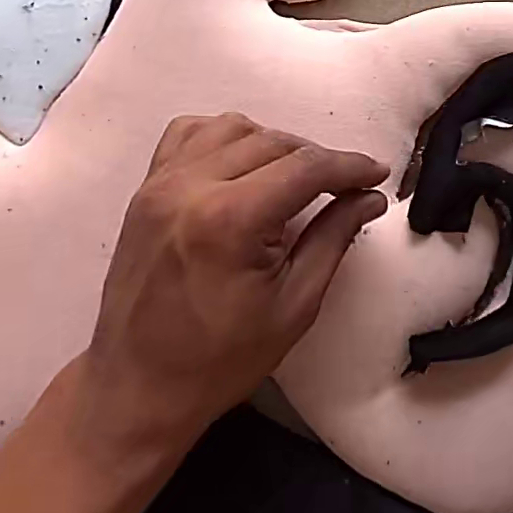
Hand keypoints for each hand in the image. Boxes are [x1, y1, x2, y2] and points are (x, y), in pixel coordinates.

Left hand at [82, 113, 389, 444]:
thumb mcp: (294, 306)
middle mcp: (190, 186)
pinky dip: (223, 137)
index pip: (305, 167)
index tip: (376, 173)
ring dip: (272, 143)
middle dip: (317, 158)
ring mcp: (161, 183)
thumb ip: (333, 238)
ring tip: (293, 178)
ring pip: (232, 126)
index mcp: (228, 220)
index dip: (349, 166)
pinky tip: (240, 163)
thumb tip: (368, 197)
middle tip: (343, 187)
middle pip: (272, 141)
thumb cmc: (217, 361)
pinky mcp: (146, 189)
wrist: (136, 386)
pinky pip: (188, 133)